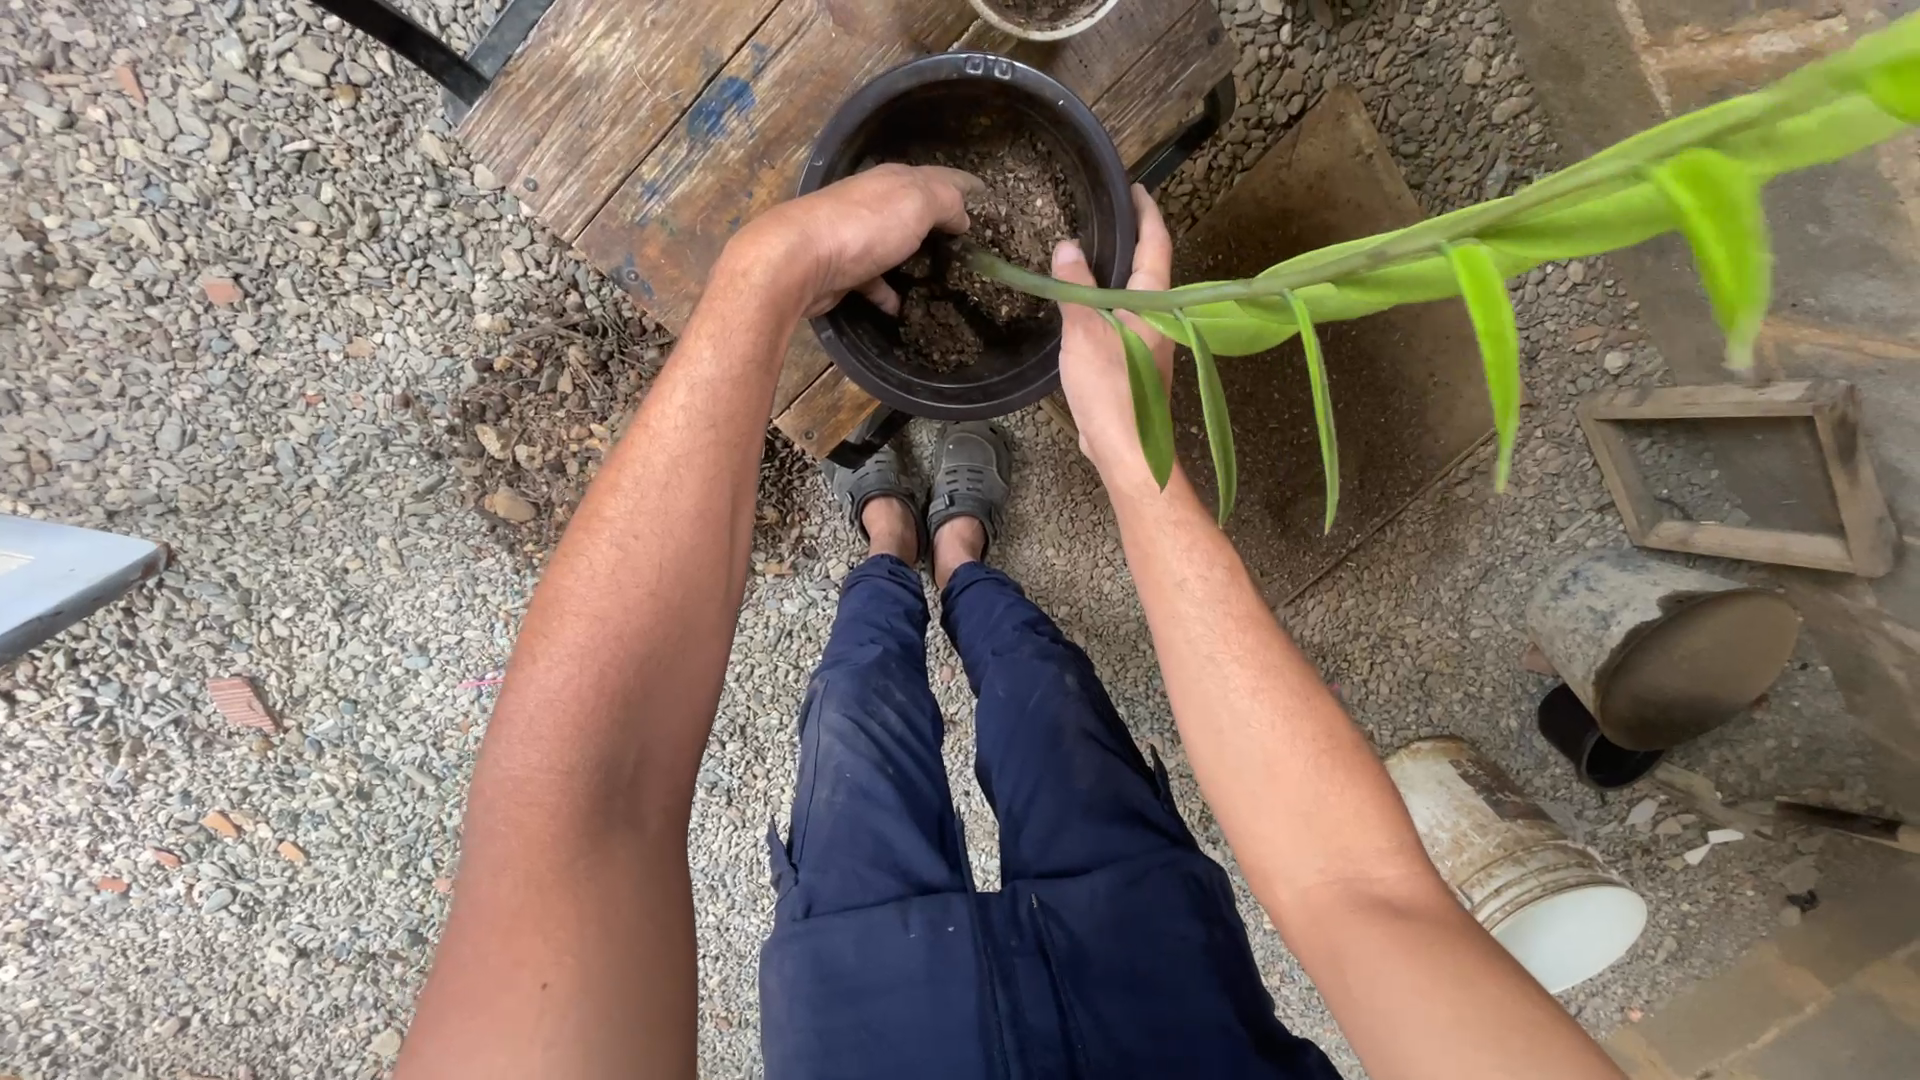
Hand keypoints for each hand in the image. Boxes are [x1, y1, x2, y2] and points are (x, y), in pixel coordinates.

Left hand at [731, 164, 982, 318]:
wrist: (801, 260)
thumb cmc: (865, 226)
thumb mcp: (917, 202)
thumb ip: (947, 202)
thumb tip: (963, 216)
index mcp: (896, 180)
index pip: (943, 178)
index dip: (969, 189)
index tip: (992, 207)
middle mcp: (876, 202)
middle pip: (918, 212)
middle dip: (944, 227)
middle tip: (972, 250)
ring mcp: (858, 236)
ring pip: (896, 247)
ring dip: (917, 262)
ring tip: (943, 281)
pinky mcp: (844, 269)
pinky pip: (875, 281)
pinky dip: (889, 293)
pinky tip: (902, 308)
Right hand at [1054, 185, 1176, 490]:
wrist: (1125, 446)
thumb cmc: (1110, 388)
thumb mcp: (1085, 331)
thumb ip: (1075, 288)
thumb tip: (1067, 246)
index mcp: (1154, 301)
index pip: (1156, 243)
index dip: (1146, 212)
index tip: (1135, 188)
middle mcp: (1159, 317)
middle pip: (1149, 267)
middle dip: (1132, 239)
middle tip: (1107, 217)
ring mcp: (1149, 342)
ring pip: (1135, 295)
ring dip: (1118, 273)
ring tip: (1093, 253)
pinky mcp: (1135, 364)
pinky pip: (1122, 320)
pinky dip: (1107, 302)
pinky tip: (1086, 304)